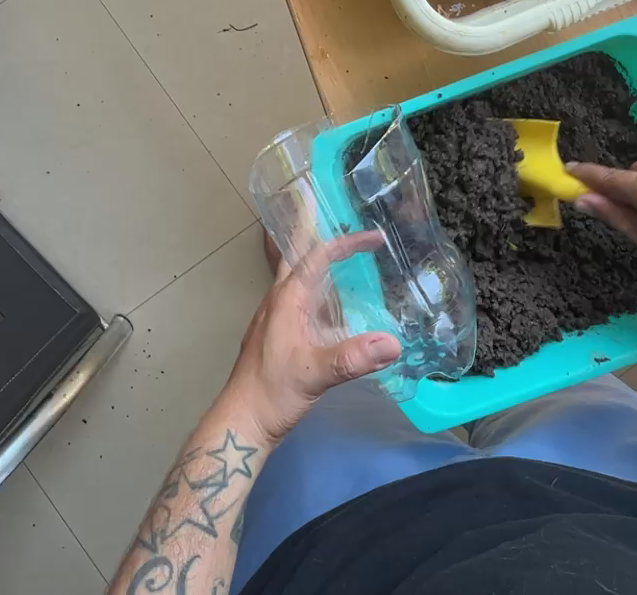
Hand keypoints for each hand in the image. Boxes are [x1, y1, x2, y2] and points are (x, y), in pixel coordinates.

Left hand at [216, 232, 401, 443]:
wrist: (243, 420)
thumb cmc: (273, 391)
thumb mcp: (315, 374)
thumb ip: (352, 358)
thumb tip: (393, 342)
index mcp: (287, 298)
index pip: (316, 256)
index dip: (345, 243)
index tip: (374, 238)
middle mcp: (280, 299)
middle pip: (298, 255)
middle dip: (316, 232)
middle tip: (340, 215)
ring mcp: (277, 316)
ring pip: (299, 276)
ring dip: (319, 260)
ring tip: (345, 252)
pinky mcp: (280, 333)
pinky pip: (302, 297)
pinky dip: (319, 287)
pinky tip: (334, 303)